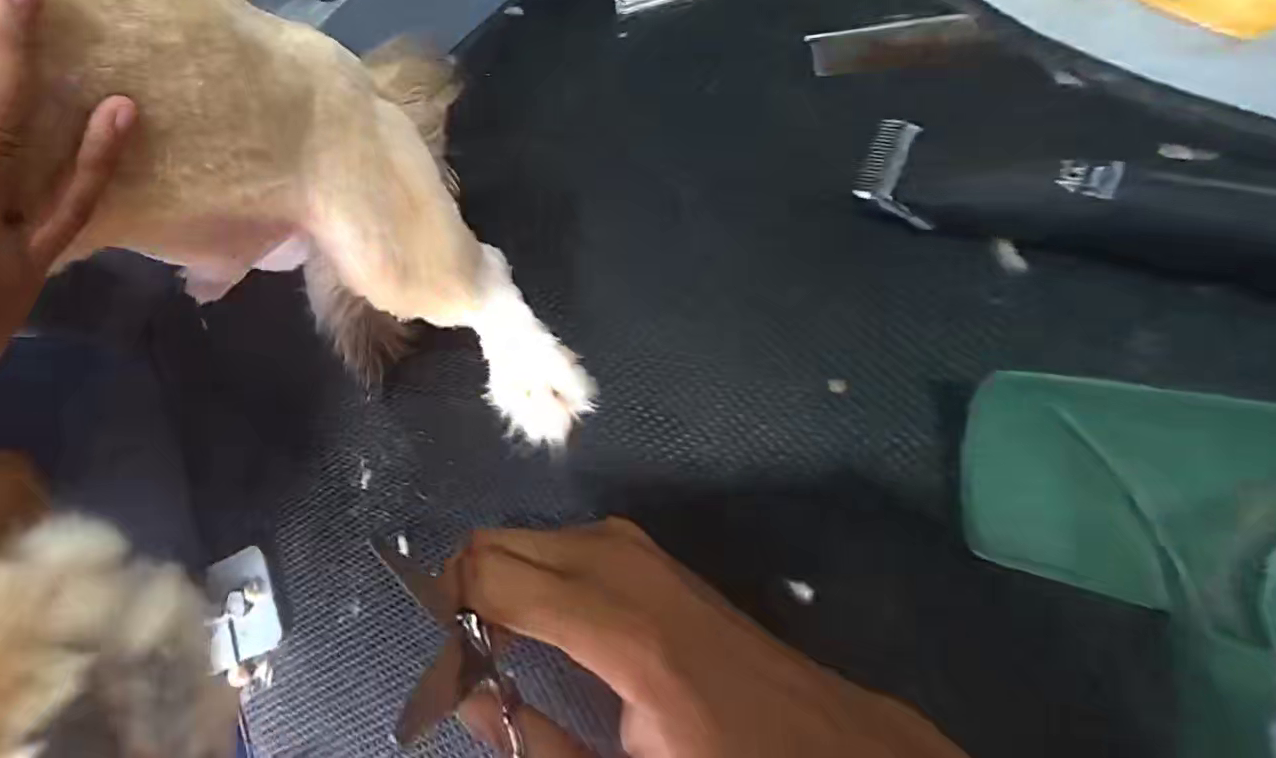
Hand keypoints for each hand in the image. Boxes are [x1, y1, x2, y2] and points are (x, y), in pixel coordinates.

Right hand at [451, 519, 967, 757]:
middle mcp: (612, 558)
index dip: (450, 615)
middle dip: (463, 594)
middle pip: (492, 545)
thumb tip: (467, 699)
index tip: (447, 667)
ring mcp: (624, 541)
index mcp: (618, 626)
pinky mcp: (631, 541)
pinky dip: (523, 573)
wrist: (828, 741)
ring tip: (498, 646)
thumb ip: (539, 745)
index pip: (491, 577)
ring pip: (516, 539)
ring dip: (492, 583)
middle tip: (467, 659)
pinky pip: (548, 542)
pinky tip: (538, 624)